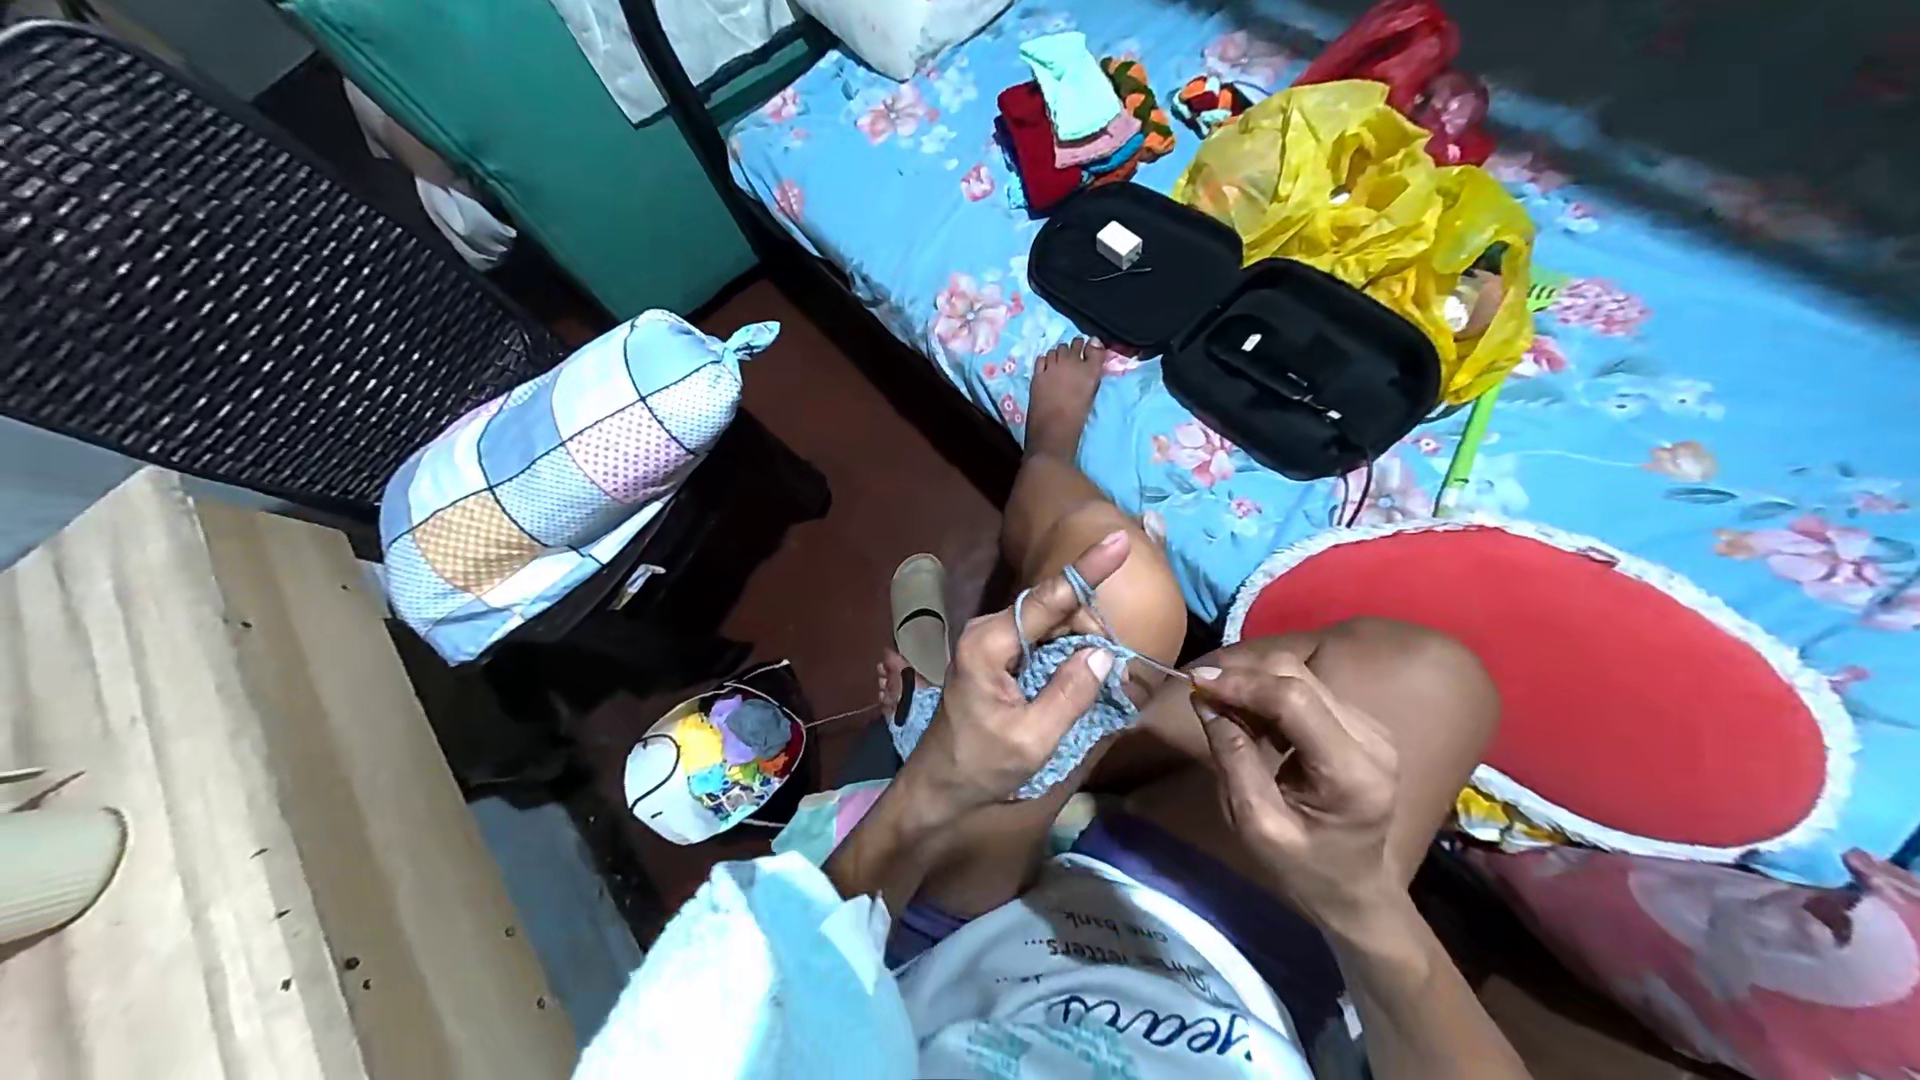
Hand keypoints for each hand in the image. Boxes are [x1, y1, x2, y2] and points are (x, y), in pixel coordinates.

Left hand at [895, 530, 1128, 817]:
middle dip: (1088, 630)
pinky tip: (1076, 674)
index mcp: (988, 644)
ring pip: (1050, 620)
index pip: (1047, 599)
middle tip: (1109, 673)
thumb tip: (1103, 655)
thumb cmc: (981, 764)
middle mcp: (987, 629)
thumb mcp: (1032, 739)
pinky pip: (1040, 636)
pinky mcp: (997, 649)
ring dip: (1079, 642)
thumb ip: (1069, 694)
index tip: (1117, 541)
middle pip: (1054, 607)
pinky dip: (1065, 650)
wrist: (940, 782)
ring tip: (1092, 680)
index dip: (1086, 571)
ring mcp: (990, 637)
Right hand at [1190, 657, 1402, 935]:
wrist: (1354, 890)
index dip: (1241, 682)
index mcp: (1351, 772)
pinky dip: (1266, 694)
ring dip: (1252, 683)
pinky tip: (1248, 716)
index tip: (1195, 682)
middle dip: (1242, 676)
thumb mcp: (1254, 822)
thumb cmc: (1302, 867)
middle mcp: (1371, 739)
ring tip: (1221, 706)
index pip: (1293, 700)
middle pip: (1296, 677)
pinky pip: (1304, 689)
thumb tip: (1204, 700)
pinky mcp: (1359, 723)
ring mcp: (1370, 727)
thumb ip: (1231, 757)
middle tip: (1202, 693)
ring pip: (1298, 676)